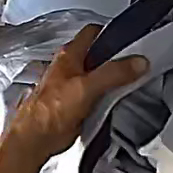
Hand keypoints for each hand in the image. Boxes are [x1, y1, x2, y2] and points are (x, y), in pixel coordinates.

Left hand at [1, 25, 148, 164]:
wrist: (34, 140)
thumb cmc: (50, 111)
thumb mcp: (88, 87)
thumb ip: (115, 72)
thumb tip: (138, 62)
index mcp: (69, 55)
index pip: (93, 33)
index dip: (111, 32)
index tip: (130, 40)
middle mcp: (68, 67)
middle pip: (97, 54)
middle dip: (115, 59)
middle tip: (134, 63)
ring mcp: (70, 85)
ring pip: (96, 75)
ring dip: (111, 79)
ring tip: (129, 82)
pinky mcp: (73, 104)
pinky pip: (95, 94)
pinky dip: (106, 96)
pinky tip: (115, 102)